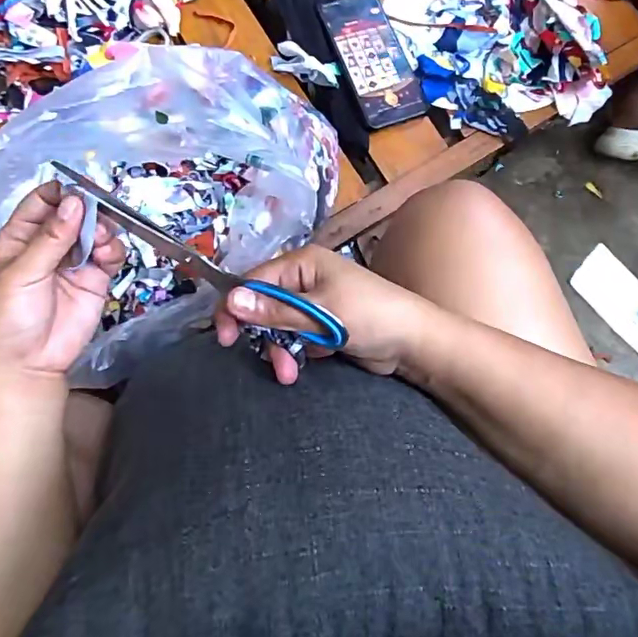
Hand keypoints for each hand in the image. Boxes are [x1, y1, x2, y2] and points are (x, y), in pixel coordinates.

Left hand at [0, 182, 124, 379]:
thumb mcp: (19, 275)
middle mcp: (48, 247)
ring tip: (102, 241)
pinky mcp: (95, 281)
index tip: (82, 188)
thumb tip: (76, 201)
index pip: (42, 203)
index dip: (62, 193)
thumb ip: (50, 239)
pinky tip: (108, 255)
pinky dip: (114, 251)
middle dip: (90, 210)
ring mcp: (73, 264)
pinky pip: (110, 256)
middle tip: (99, 214)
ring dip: (103, 231)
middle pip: (75, 215)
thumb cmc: (3, 320)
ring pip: (96, 233)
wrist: (22, 367)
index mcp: (18, 240)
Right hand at [212, 244, 443, 384]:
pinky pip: (295, 339)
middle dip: (264, 335)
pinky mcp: (323, 327)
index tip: (225, 338)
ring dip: (279, 350)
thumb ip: (275, 309)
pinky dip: (295, 354)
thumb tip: (231, 299)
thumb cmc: (369, 314)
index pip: (254, 280)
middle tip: (270, 361)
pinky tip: (302, 368)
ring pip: (278, 327)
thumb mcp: (320, 313)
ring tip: (289, 373)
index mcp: (303, 263)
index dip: (237, 307)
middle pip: (264, 306)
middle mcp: (306, 279)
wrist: (412, 342)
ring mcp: (315, 304)